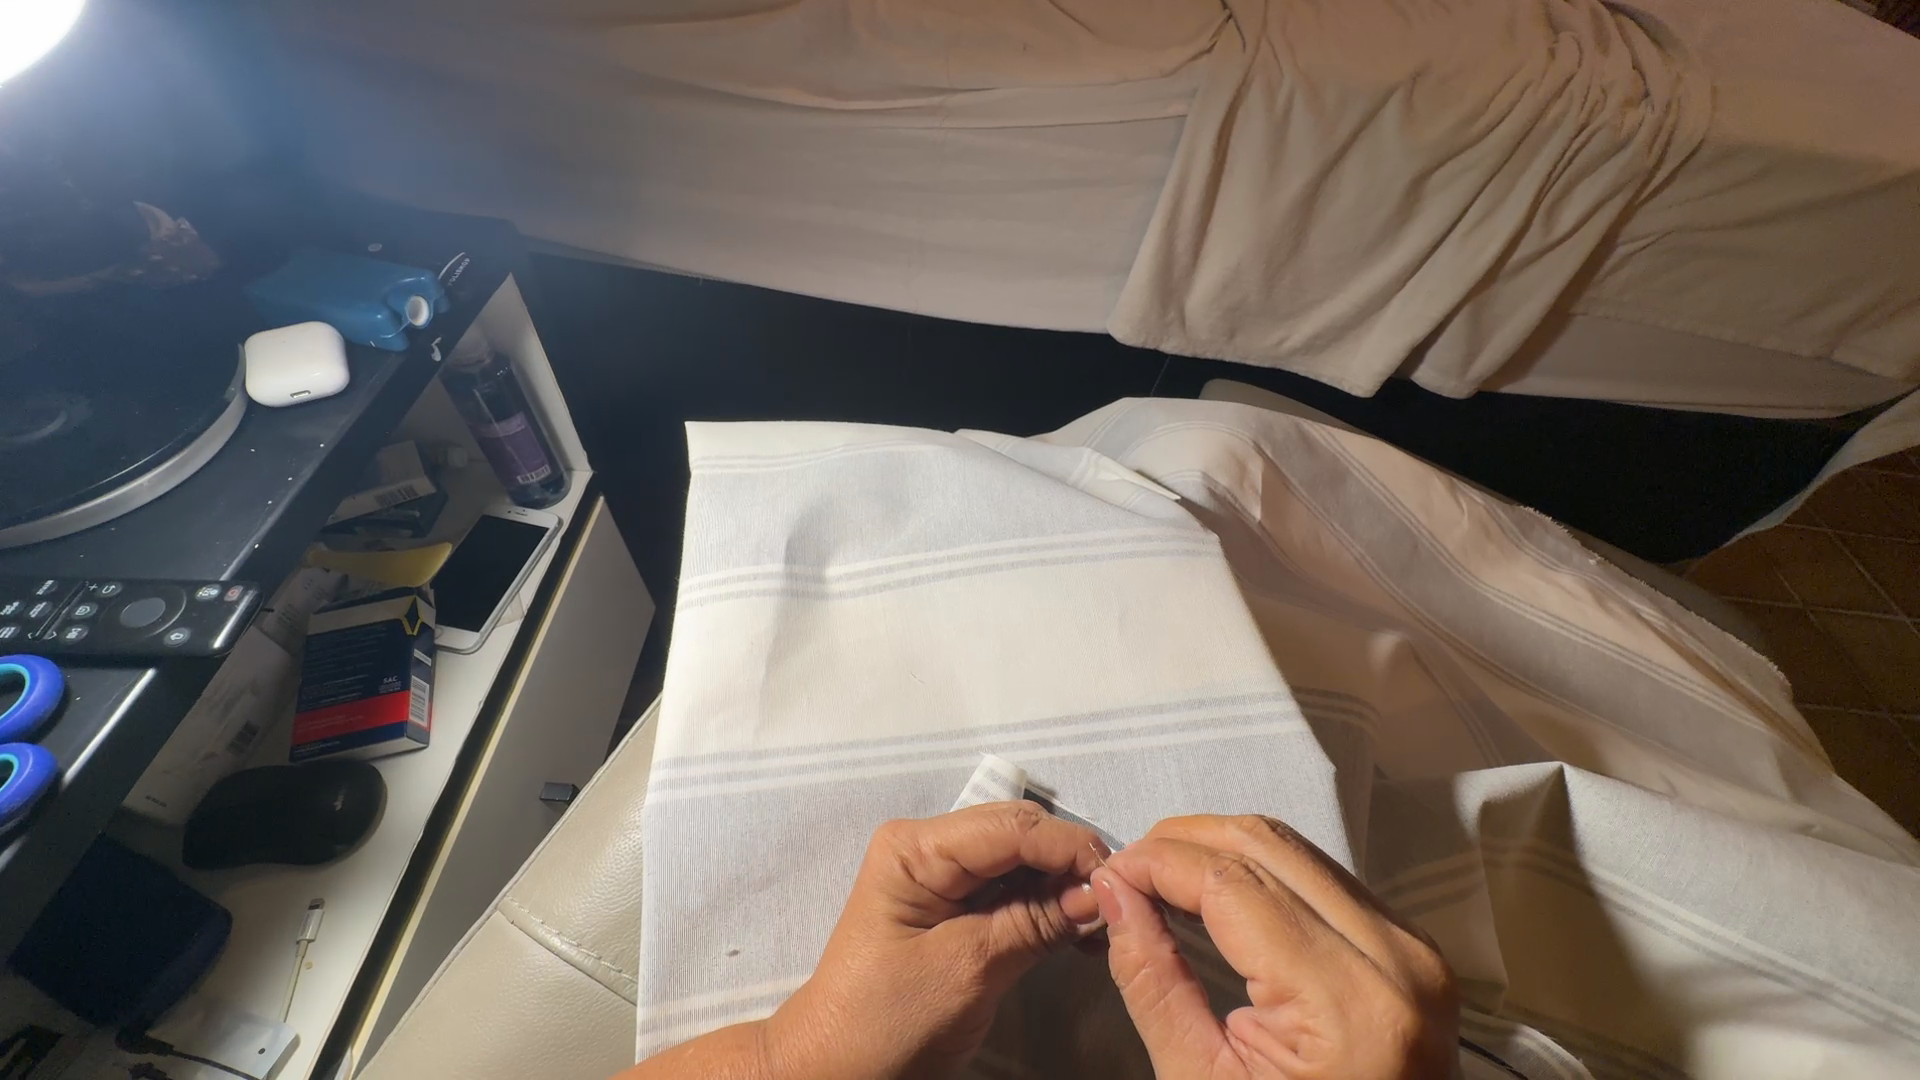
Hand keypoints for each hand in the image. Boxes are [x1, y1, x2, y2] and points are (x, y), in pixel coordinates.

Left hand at [764, 800, 1108, 1079]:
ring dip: (1062, 882)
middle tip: (1116, 903)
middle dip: (1069, 862)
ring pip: (1018, 856)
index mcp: (917, 846)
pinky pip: (1008, 884)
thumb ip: (1033, 922)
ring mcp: (939, 868)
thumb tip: (1099, 894)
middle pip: (1016, 833)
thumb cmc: (889, 1019)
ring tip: (1102, 919)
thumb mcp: (967, 969)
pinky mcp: (951, 897)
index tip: (1118, 881)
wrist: (836, 1067)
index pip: (1009, 826)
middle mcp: (929, 842)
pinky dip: (1044, 901)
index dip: (1067, 847)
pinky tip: (1075, 925)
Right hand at [1092, 815, 1456, 1079]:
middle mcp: (1392, 956)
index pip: (1231, 883)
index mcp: (1347, 1006)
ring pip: (1287, 844)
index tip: (1109, 872)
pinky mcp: (1407, 940)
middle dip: (1180, 841)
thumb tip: (1111, 888)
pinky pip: (1313, 868)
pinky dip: (1252, 862)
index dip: (1159, 862)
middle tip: (1129, 869)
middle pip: (1261, 844)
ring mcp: (1409, 944)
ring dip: (1214, 844)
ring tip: (1161, 875)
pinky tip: (1212, 887)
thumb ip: (1151, 979)